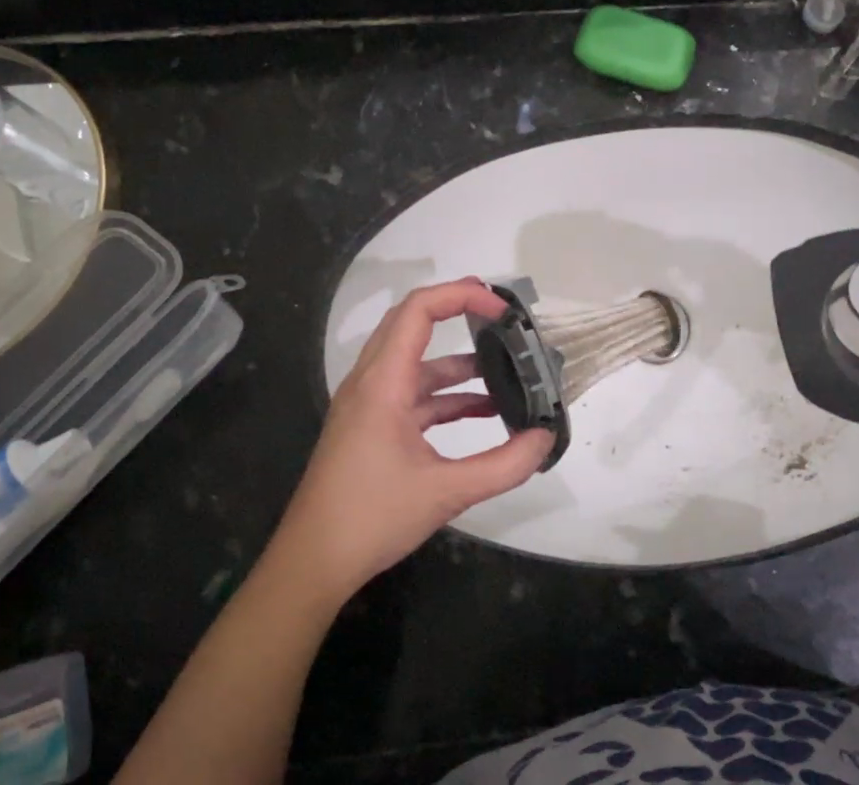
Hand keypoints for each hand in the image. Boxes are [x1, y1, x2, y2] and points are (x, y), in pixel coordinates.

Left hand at [275, 279, 554, 597]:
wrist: (313, 563)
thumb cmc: (372, 518)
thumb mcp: (447, 492)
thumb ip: (504, 465)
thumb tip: (545, 438)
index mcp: (382, 384)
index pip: (418, 311)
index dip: (460, 296)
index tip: (501, 309)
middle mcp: (371, 384)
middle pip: (413, 325)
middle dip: (459, 313)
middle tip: (504, 316)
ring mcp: (369, 406)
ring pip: (417, 364)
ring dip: (460, 364)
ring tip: (508, 370)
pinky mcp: (372, 428)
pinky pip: (415, 396)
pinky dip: (449, 397)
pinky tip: (486, 412)